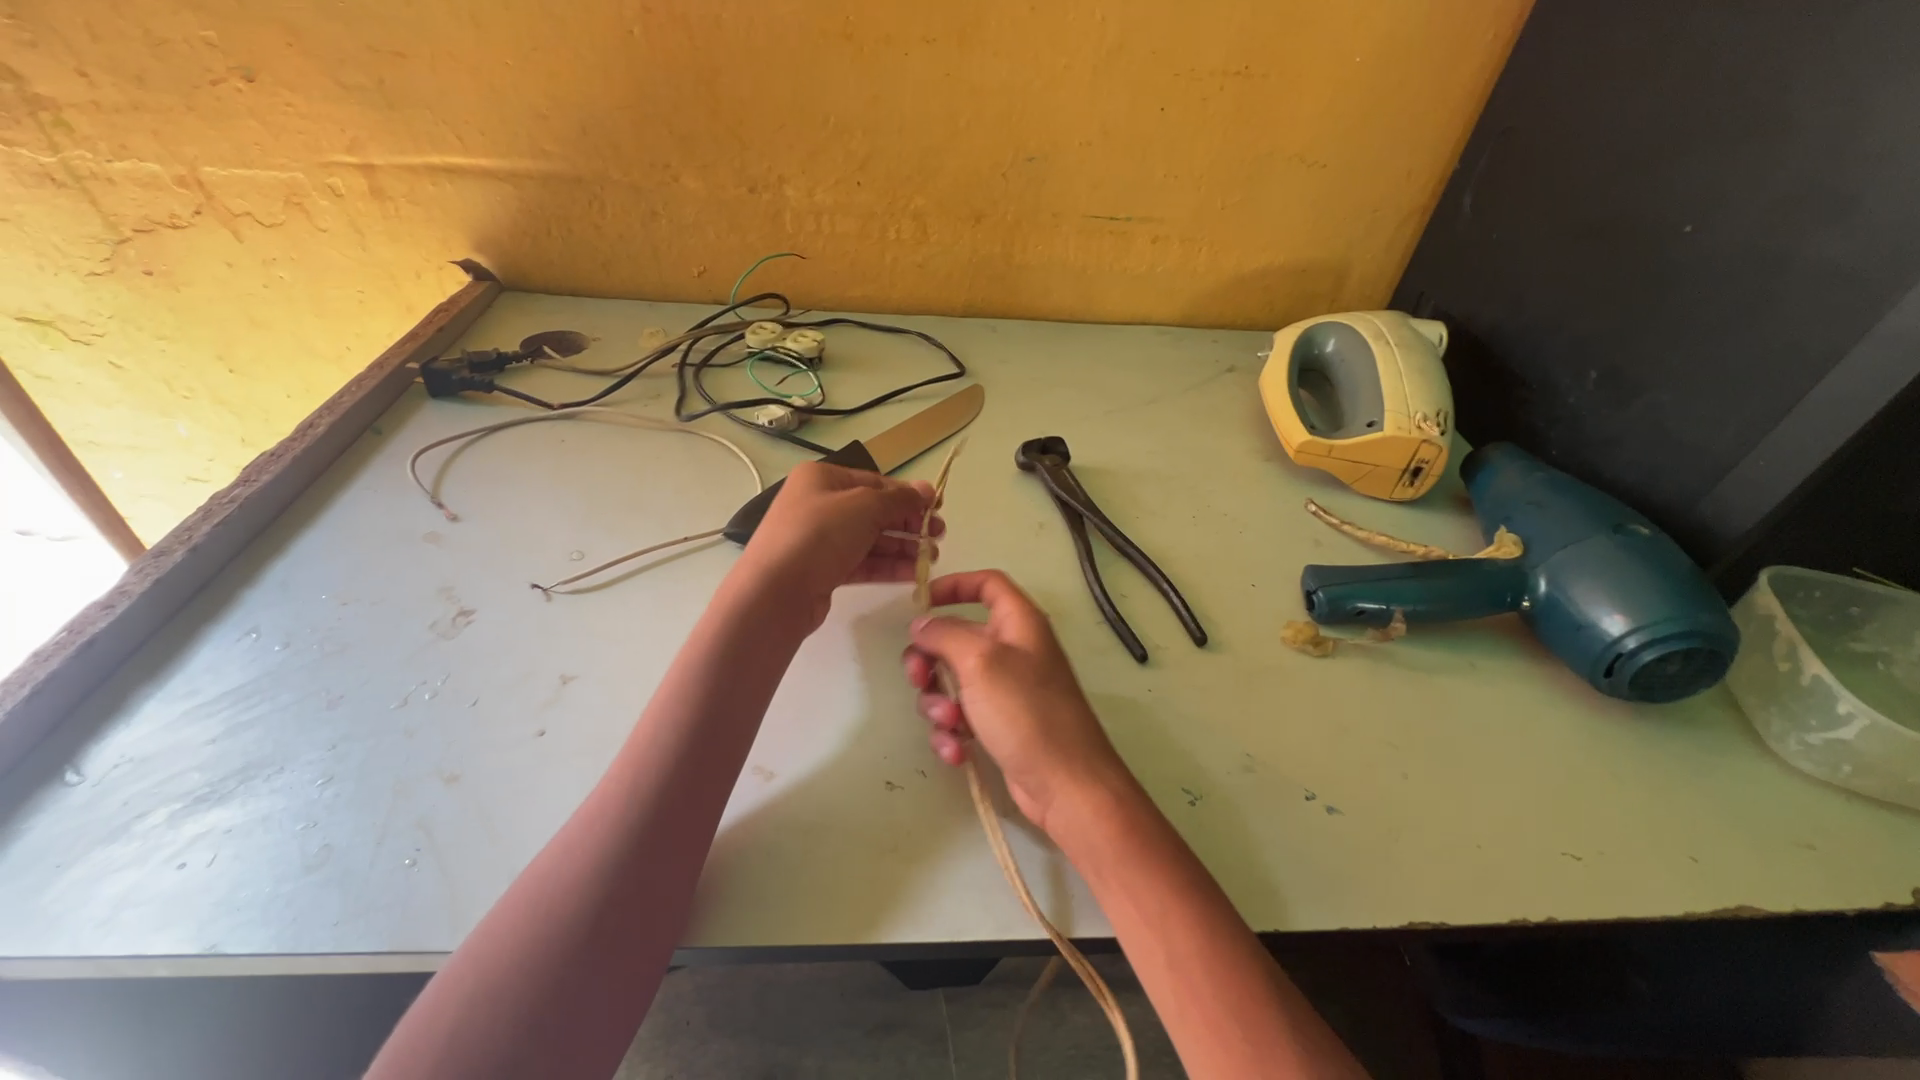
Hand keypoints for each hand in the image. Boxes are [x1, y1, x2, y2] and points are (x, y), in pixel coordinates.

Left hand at [733, 462, 942, 629]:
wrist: (776, 590)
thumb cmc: (820, 534)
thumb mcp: (865, 506)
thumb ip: (900, 499)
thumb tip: (927, 490)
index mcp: (823, 478)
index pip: (875, 482)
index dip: (908, 495)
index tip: (937, 509)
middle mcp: (820, 504)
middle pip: (874, 511)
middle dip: (908, 523)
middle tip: (939, 536)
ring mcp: (820, 539)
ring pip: (870, 539)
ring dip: (902, 546)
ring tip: (932, 558)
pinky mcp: (824, 570)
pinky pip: (862, 562)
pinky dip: (888, 566)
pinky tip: (913, 573)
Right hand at [903, 570, 1131, 832]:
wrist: (1064, 783)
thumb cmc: (1026, 712)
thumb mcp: (980, 662)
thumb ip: (945, 634)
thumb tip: (921, 624)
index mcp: (1018, 623)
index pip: (988, 584)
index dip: (955, 585)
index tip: (921, 601)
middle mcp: (1013, 651)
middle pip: (956, 637)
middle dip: (930, 660)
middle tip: (920, 679)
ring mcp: (1006, 690)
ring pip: (951, 682)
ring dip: (939, 704)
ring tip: (951, 725)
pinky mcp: (998, 725)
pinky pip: (961, 717)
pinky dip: (953, 732)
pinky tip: (957, 752)